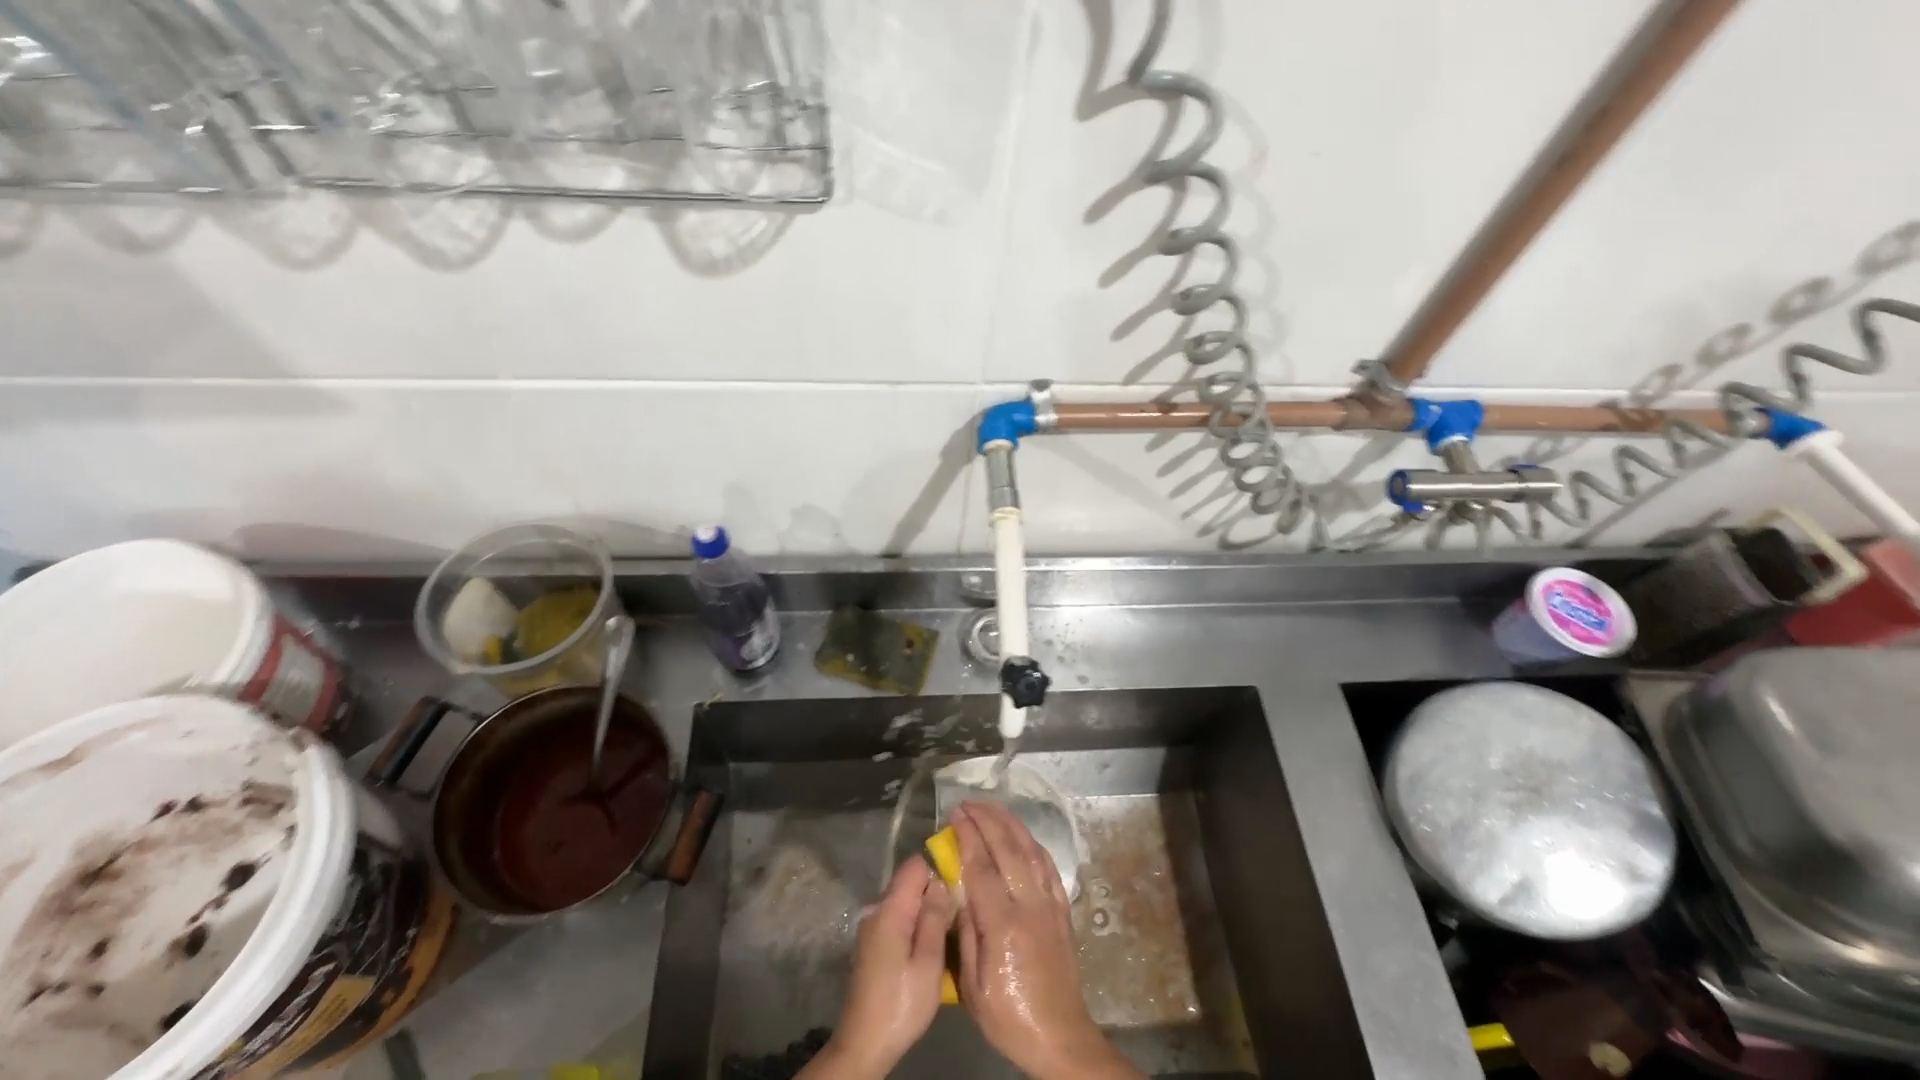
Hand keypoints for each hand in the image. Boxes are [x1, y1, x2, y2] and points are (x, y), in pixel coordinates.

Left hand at [806, 856, 954, 1079]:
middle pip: (909, 885)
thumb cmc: (902, 1003)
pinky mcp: (872, 946)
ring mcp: (871, 929)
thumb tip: (940, 881)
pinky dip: (915, 928)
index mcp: (889, 911)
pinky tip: (930, 950)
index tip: (961, 887)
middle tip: (960, 917)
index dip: (938, 870)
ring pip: (905, 904)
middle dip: (935, 894)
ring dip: (926, 913)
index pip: (914, 867)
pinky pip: (897, 922)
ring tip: (949, 935)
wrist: (865, 1043)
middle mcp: (876, 912)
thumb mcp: (928, 962)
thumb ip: (935, 918)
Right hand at [953, 801, 1140, 1079]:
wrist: (1059, 1037)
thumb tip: (958, 891)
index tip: (954, 816)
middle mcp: (1030, 907)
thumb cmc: (1008, 1016)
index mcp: (1003, 925)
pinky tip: (1023, 837)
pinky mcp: (1063, 913)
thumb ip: (966, 933)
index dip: (967, 838)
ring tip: (992, 808)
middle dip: (987, 821)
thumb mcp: (972, 985)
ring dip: (1011, 825)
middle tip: (968, 803)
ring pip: (1032, 853)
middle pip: (1009, 850)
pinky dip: (1034, 845)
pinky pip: (1049, 869)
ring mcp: (1051, 907)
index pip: (982, 868)